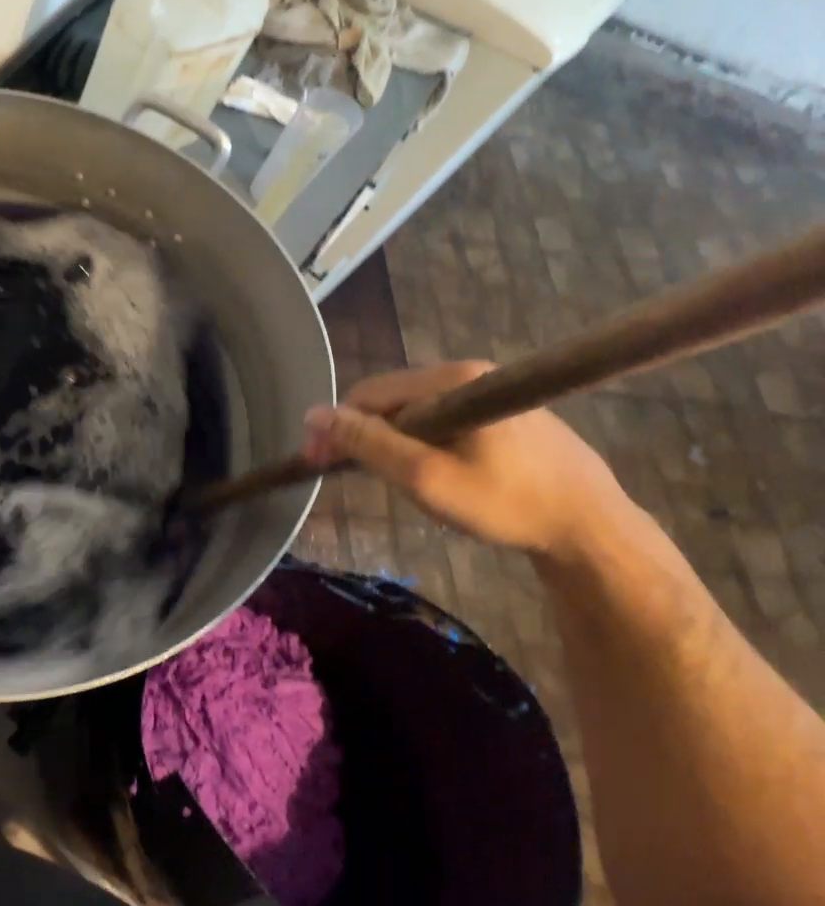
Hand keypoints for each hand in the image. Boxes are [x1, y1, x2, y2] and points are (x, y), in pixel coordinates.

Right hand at [303, 361, 634, 562]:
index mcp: (453, 379)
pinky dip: (423, 443)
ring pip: (417, 412)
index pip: (369, 394)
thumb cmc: (505, 503)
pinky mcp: (511, 416)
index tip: (317, 464)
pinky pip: (445, 420)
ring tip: (391, 479)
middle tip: (347, 475)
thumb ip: (365, 442)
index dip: (336, 427)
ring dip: (392, 441)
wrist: (593, 531)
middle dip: (363, 435)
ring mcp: (495, 393)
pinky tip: (431, 473)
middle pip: (393, 400)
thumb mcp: (422, 476)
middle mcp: (473, 374)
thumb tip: (313, 412)